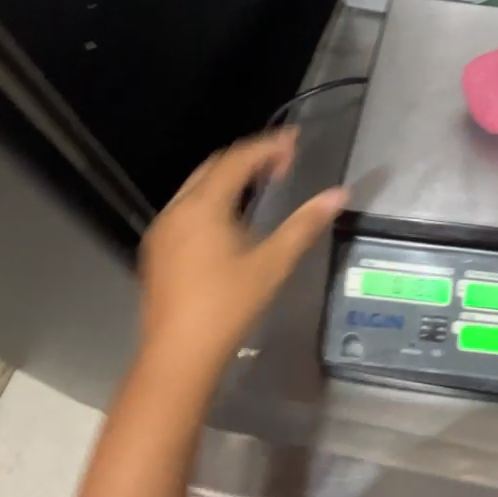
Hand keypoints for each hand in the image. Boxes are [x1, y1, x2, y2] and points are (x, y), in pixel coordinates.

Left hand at [138, 129, 346, 365]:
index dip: (268, 146)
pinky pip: (188, 207)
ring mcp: (163, 230)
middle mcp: (177, 210)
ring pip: (197, 186)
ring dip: (230, 177)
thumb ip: (305, 224)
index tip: (295, 141)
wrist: (178, 356)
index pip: (237, 160)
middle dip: (249, 157)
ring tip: (264, 181)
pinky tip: (234, 215)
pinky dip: (214, 198)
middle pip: (214, 167)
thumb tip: (339, 194)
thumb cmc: (228, 306)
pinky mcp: (158, 250)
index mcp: (203, 207)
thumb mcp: (274, 263)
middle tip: (283, 160)